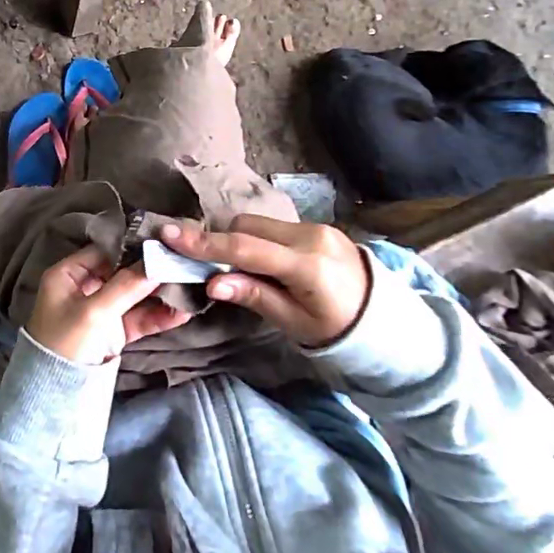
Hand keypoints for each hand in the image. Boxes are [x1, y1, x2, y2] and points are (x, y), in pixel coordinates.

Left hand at [25, 245, 193, 364]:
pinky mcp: (113, 332)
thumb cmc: (66, 344)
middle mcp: (84, 288)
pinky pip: (139, 318)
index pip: (106, 251)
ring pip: (135, 296)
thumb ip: (126, 285)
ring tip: (190, 287)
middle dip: (153, 271)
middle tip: (183, 264)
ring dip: (160, 294)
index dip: (133, 247)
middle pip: (123, 272)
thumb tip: (157, 261)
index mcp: (69, 274)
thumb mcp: (94, 312)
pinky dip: (159, 316)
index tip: (164, 244)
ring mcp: (100, 311)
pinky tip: (182, 312)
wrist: (54, 397)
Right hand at [157, 215, 368, 347]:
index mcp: (306, 265)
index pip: (245, 249)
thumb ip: (253, 295)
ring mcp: (317, 227)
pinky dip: (261, 241)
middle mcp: (311, 236)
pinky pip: (277, 227)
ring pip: (260, 223)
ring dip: (242, 241)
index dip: (205, 243)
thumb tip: (212, 281)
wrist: (382, 318)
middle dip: (222, 242)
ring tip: (242, 271)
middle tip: (209, 267)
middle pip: (248, 227)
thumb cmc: (334, 329)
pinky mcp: (320, 226)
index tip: (170, 234)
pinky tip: (265, 264)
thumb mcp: (292, 321)